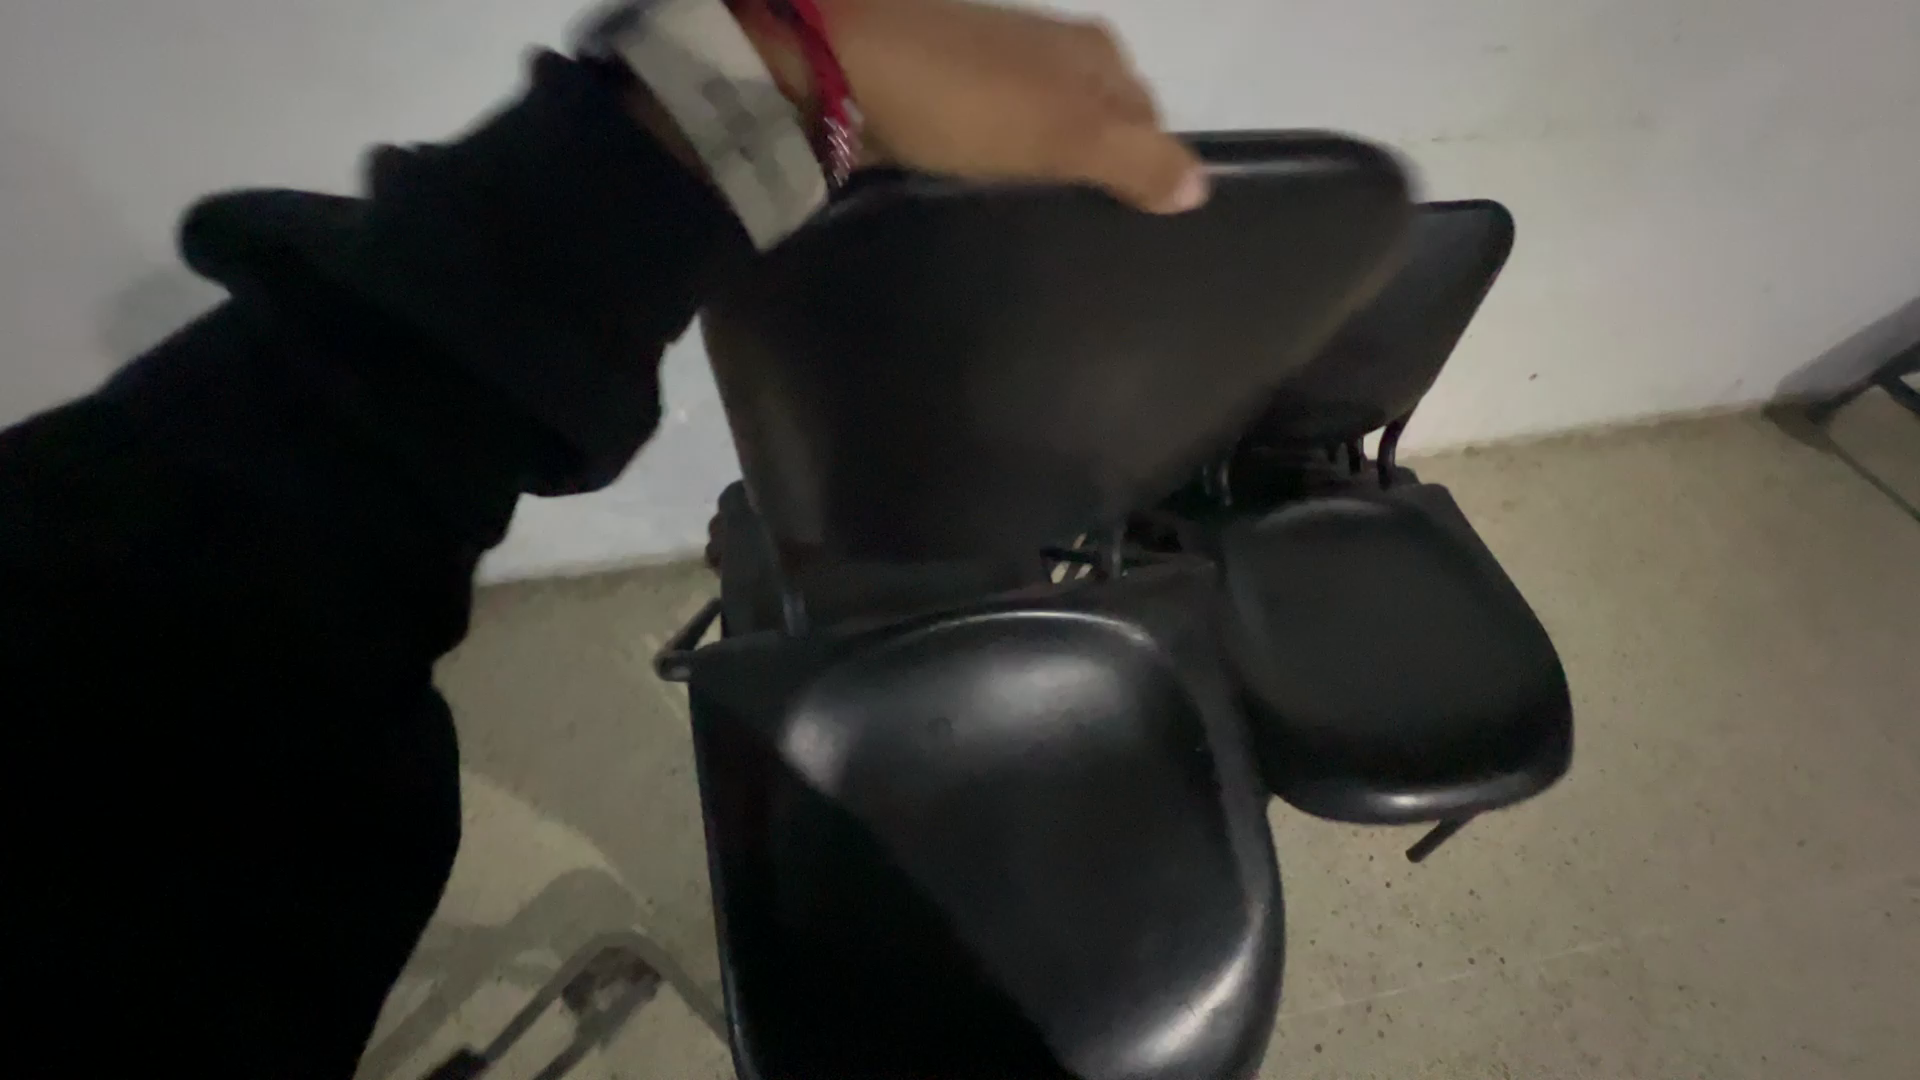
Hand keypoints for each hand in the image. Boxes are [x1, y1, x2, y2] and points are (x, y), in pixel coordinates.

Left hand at [737, 0, 1207, 213]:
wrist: (849, 73)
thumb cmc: (969, 103)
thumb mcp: (1065, 135)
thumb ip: (1134, 159)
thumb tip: (1200, 188)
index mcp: (1094, 58)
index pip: (1150, 118)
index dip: (1150, 171)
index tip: (1140, 227)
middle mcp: (1056, 55)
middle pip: (1104, 123)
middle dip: (1108, 174)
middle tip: (1096, 237)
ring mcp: (1002, 74)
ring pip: (1055, 134)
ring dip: (1059, 178)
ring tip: (1054, 231)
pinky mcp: (956, 97)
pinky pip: (1007, 142)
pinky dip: (1015, 173)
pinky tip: (1005, 201)